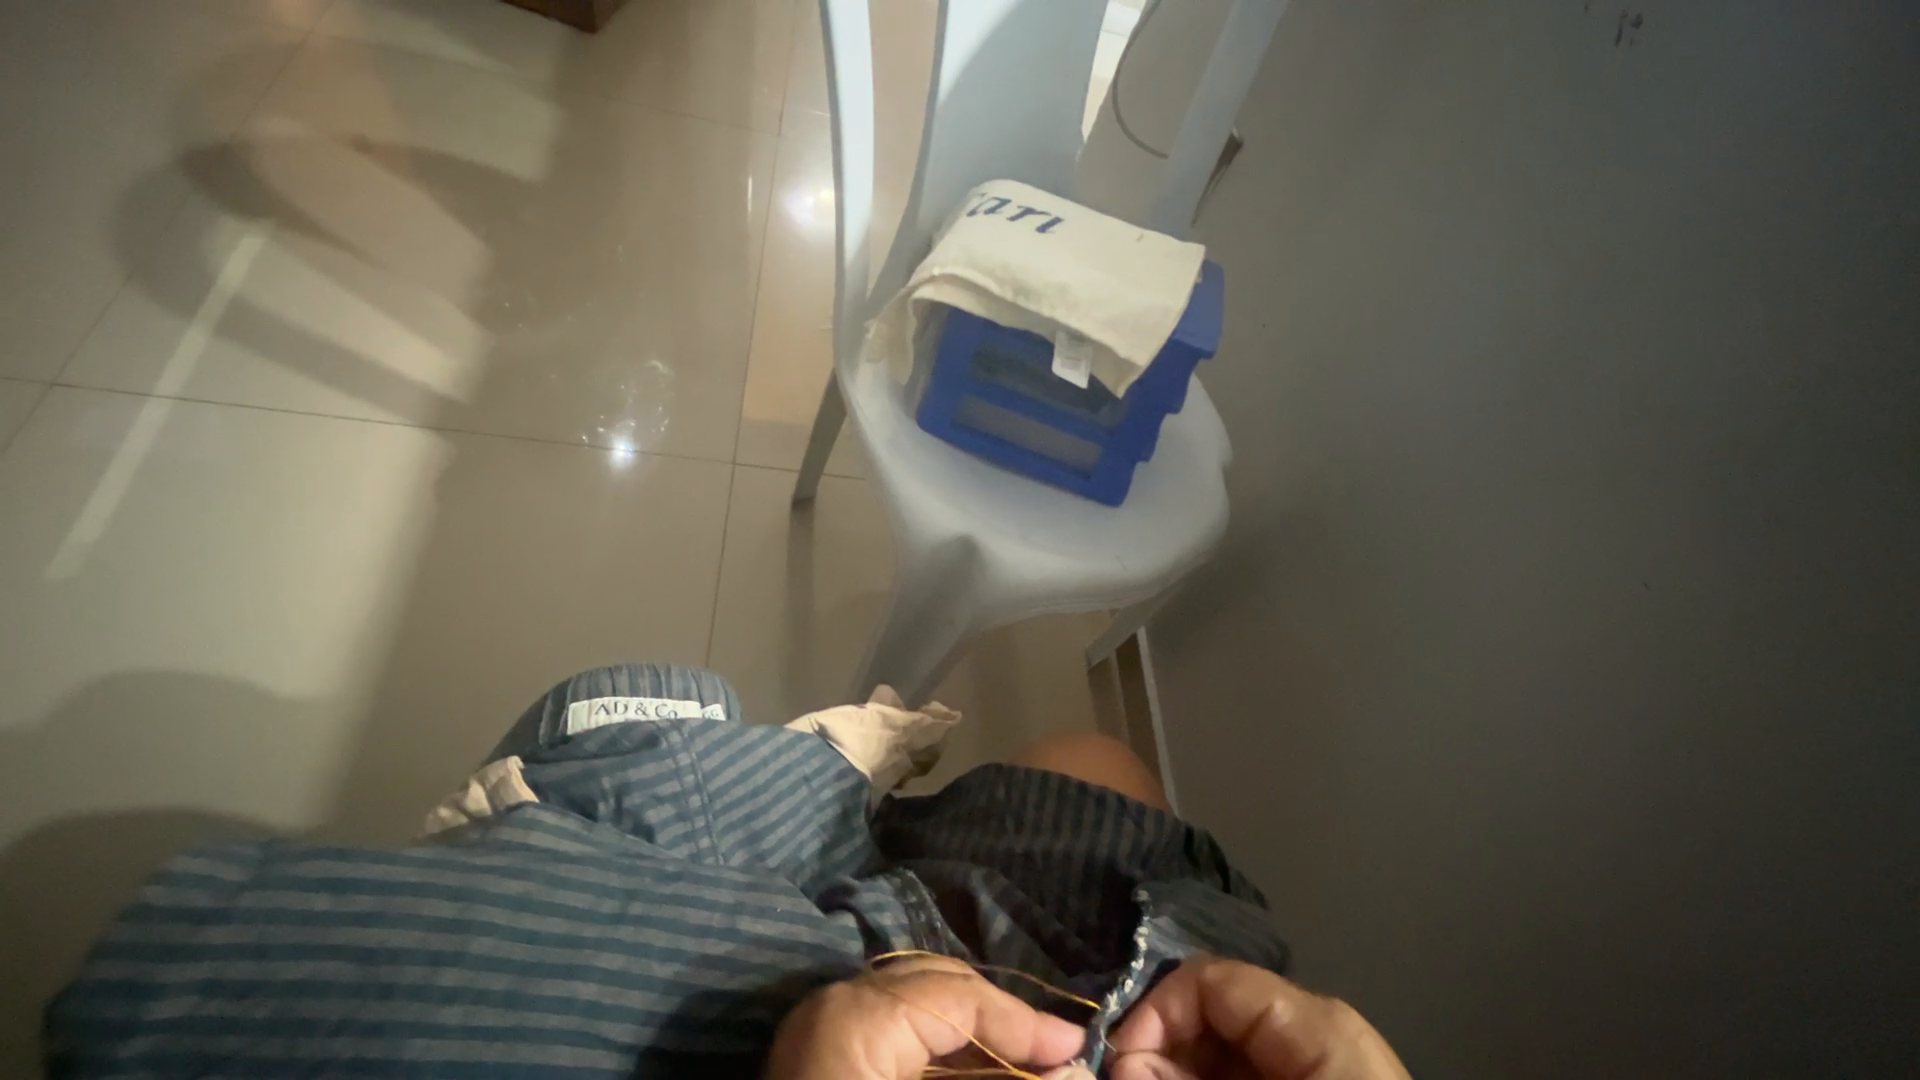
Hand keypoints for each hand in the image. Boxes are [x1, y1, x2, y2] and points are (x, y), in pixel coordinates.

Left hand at [765, 954, 1089, 1079]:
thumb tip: (1077, 1075)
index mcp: (860, 1015)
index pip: (961, 994)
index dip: (1025, 1022)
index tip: (1079, 1048)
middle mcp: (838, 1005)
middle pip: (940, 989)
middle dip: (1001, 1022)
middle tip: (1056, 1057)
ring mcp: (824, 1032)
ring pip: (919, 1012)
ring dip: (974, 1040)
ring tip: (1025, 1066)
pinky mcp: (822, 1059)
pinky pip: (894, 1039)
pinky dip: (939, 1058)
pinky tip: (975, 1075)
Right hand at [1108, 956, 1408, 1079]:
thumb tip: (1123, 1064)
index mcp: (1311, 1023)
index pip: (1209, 979)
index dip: (1156, 1009)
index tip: (1121, 1059)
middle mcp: (1310, 1033)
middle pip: (1211, 1013)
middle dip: (1161, 1048)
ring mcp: (1311, 1067)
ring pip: (1222, 1050)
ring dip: (1178, 1072)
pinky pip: (1242, 1077)